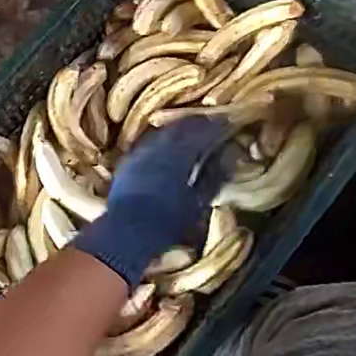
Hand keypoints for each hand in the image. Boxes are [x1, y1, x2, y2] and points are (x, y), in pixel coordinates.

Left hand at [71, 117, 229, 285]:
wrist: (128, 232)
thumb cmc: (168, 221)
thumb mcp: (198, 201)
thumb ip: (214, 176)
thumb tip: (227, 158)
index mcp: (180, 153)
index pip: (202, 130)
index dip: (216, 125)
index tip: (227, 123)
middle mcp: (159, 146)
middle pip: (181, 126)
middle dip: (197, 123)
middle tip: (210, 124)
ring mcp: (140, 152)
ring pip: (163, 132)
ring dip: (178, 129)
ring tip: (190, 133)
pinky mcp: (127, 161)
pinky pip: (148, 142)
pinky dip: (161, 140)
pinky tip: (166, 148)